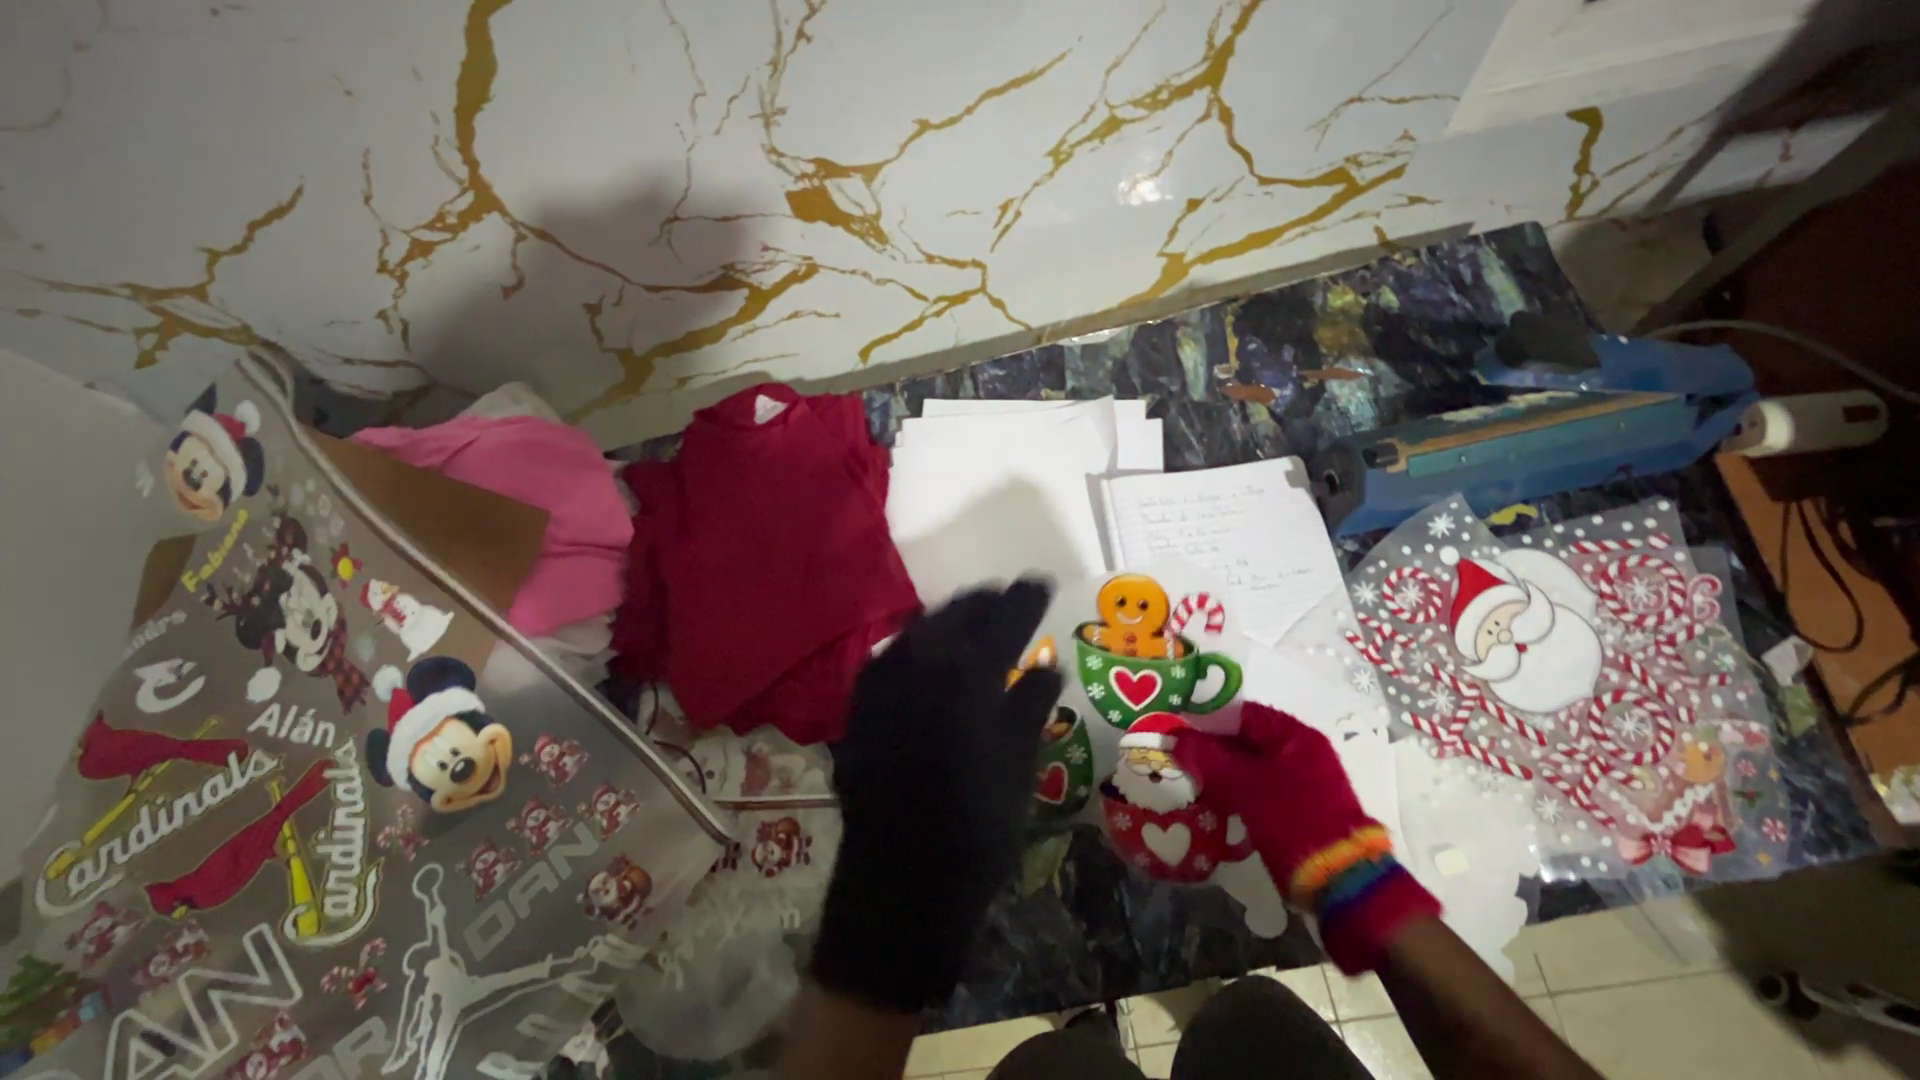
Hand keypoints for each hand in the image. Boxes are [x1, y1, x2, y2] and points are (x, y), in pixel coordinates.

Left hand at [812, 579, 1062, 1011]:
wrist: (902, 884)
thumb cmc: (977, 826)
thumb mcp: (1019, 763)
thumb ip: (1029, 703)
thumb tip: (1047, 665)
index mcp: (967, 673)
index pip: (1003, 619)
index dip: (1025, 599)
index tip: (1041, 583)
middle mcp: (918, 665)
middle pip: (955, 615)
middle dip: (984, 603)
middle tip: (1007, 597)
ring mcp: (881, 685)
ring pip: (918, 632)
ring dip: (947, 620)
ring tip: (972, 619)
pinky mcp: (859, 709)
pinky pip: (890, 659)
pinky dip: (914, 648)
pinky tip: (926, 657)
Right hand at [1177, 703, 1438, 972]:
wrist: (1340, 880)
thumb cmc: (1292, 820)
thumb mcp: (1245, 786)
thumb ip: (1208, 759)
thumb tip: (1176, 738)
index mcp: (1294, 735)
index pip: (1243, 713)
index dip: (1209, 719)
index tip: (1178, 730)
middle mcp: (1301, 752)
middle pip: (1247, 739)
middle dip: (1212, 748)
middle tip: (1179, 757)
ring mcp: (1303, 781)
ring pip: (1251, 766)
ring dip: (1222, 772)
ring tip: (1190, 780)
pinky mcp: (1299, 809)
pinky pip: (1259, 789)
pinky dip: (1236, 791)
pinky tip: (1213, 801)